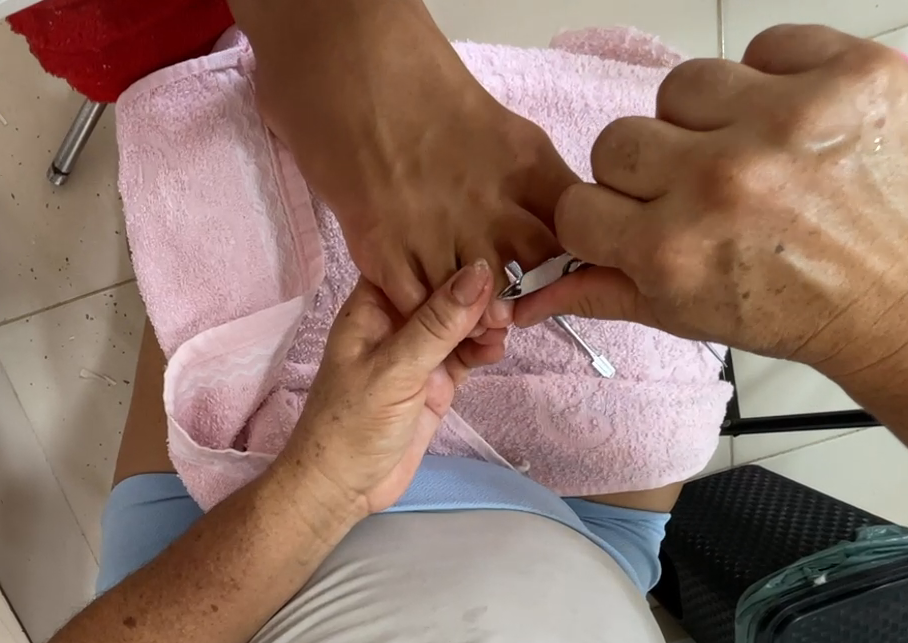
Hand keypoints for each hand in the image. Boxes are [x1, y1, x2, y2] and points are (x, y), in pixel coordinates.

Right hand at [245, 1, 572, 327]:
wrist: (337, 53)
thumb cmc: (402, 66)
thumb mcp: (483, 113)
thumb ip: (507, 166)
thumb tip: (523, 206)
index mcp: (520, 157)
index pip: (570, 226)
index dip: (570, 258)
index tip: (557, 274)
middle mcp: (485, 199)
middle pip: (530, 272)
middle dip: (527, 299)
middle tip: (512, 311)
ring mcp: (432, 228)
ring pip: (474, 301)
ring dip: (475, 320)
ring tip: (467, 325)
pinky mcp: (380, 248)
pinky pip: (417, 306)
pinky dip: (425, 320)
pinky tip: (423, 317)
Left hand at [278, 261, 499, 515]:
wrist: (342, 487)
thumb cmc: (351, 425)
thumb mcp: (394, 369)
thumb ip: (437, 324)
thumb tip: (481, 271)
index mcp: (372, 307)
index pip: (415, 261)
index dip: (453, 252)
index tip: (495, 251)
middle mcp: (396, 323)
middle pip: (445, 291)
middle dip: (478, 291)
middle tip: (509, 301)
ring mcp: (417, 354)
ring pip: (461, 323)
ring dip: (484, 322)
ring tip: (505, 327)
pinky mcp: (435, 382)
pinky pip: (466, 355)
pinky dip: (482, 350)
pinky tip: (497, 350)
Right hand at [513, 25, 907, 377]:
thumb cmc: (788, 311)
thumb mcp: (679, 315)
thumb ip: (600, 292)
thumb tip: (528, 298)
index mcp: (670, 250)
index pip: (577, 205)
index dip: (599, 216)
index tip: (628, 221)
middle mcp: (718, 182)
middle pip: (618, 140)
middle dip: (643, 168)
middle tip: (685, 189)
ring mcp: (786, 122)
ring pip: (681, 86)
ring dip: (700, 118)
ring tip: (740, 151)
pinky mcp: (849, 76)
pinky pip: (766, 45)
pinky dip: (770, 79)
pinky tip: (788, 124)